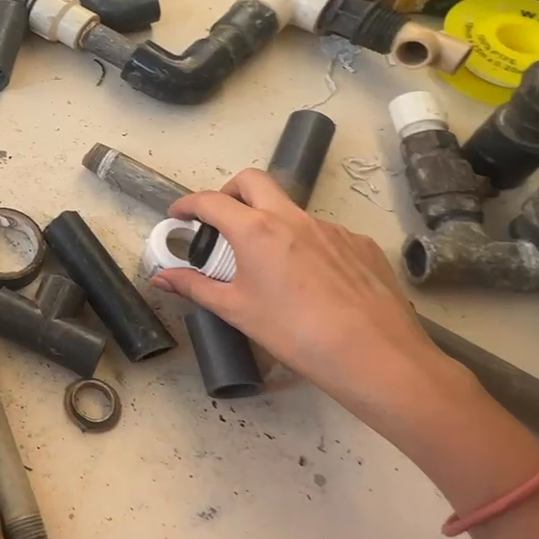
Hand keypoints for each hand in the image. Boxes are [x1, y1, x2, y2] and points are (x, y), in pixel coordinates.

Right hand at [151, 169, 460, 419]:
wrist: (377, 358)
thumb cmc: (296, 334)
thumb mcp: (236, 311)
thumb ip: (195, 287)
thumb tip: (161, 277)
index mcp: (256, 230)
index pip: (210, 201)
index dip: (187, 204)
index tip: (177, 215)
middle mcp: (293, 218)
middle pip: (253, 181)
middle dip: (229, 192)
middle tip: (220, 221)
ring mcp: (332, 229)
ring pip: (291, 209)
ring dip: (270, 222)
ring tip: (268, 263)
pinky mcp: (361, 245)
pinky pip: (323, 233)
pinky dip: (305, 244)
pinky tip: (310, 280)